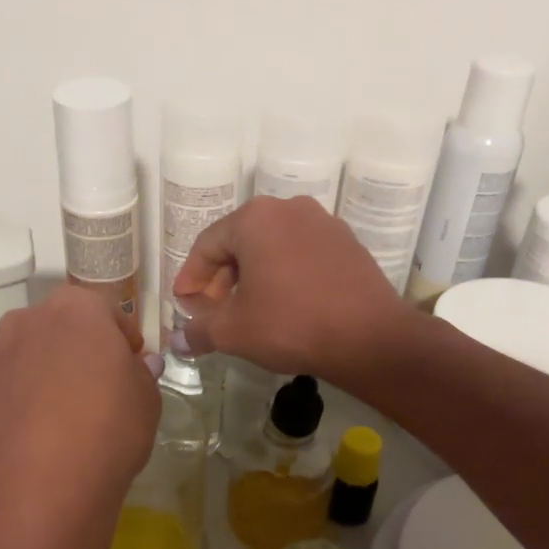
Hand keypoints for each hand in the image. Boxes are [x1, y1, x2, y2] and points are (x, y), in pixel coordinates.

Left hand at [0, 286, 162, 548]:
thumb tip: (137, 363)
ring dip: (29, 367)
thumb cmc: (107, 434)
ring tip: (43, 413)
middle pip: (55, 327)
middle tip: (88, 391)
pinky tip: (4, 417)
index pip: (105, 311)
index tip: (129, 368)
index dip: (120, 340)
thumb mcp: (147, 402)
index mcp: (77, 310)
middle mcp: (27, 319)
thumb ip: (141, 372)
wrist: (40, 488)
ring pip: (14, 348)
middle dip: (71, 350)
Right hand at [170, 196, 411, 382]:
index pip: (207, 245)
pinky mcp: (347, 243)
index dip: (190, 278)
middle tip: (211, 312)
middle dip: (221, 279)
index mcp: (255, 219)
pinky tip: (283, 305)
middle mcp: (289, 208)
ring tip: (246, 311)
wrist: (370, 338)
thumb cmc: (291, 325)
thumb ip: (199, 330)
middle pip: (240, 242)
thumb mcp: (234, 332)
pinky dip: (283, 274)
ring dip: (252, 276)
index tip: (184, 304)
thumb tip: (179, 340)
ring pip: (272, 247)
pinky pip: (301, 254)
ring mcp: (323, 222)